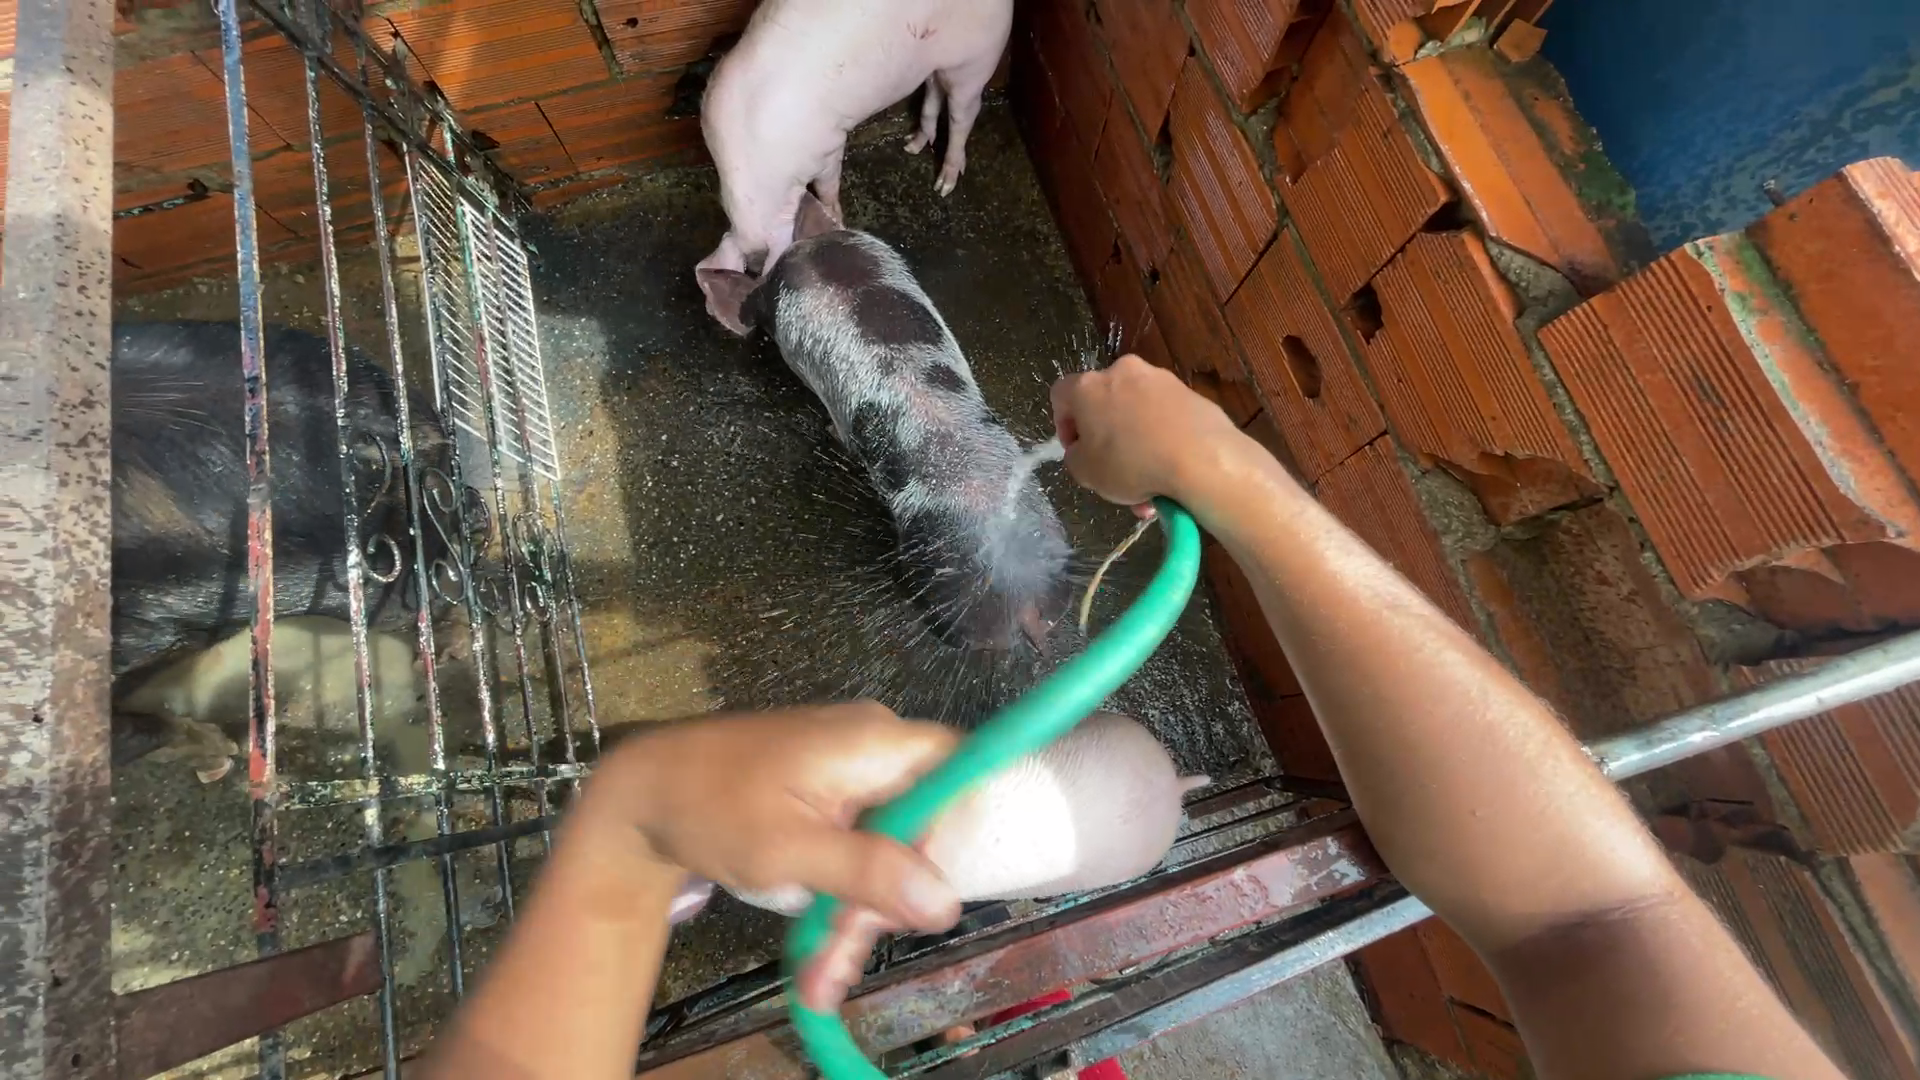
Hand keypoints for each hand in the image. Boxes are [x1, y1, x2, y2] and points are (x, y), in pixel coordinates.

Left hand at [588, 703, 962, 1007]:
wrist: (643, 787)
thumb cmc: (712, 806)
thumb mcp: (786, 850)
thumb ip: (867, 872)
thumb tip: (946, 904)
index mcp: (874, 742)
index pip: (958, 770)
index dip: (956, 831)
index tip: (922, 894)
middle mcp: (873, 747)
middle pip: (919, 823)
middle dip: (885, 899)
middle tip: (837, 963)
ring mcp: (849, 770)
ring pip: (887, 844)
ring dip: (856, 909)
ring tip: (816, 977)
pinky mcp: (828, 792)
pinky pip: (858, 842)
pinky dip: (840, 891)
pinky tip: (813, 944)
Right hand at [1049, 355, 1250, 511]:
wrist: (1201, 457)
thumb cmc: (1130, 463)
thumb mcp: (1085, 472)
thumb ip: (1075, 456)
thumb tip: (1085, 450)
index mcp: (1088, 386)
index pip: (1061, 395)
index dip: (1063, 425)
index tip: (1075, 451)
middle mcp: (1123, 372)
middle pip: (1103, 404)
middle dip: (1105, 440)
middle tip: (1111, 472)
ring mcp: (1160, 379)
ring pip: (1136, 415)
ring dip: (1136, 447)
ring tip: (1146, 487)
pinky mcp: (1190, 393)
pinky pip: (1164, 419)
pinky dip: (1161, 442)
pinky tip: (1168, 474)